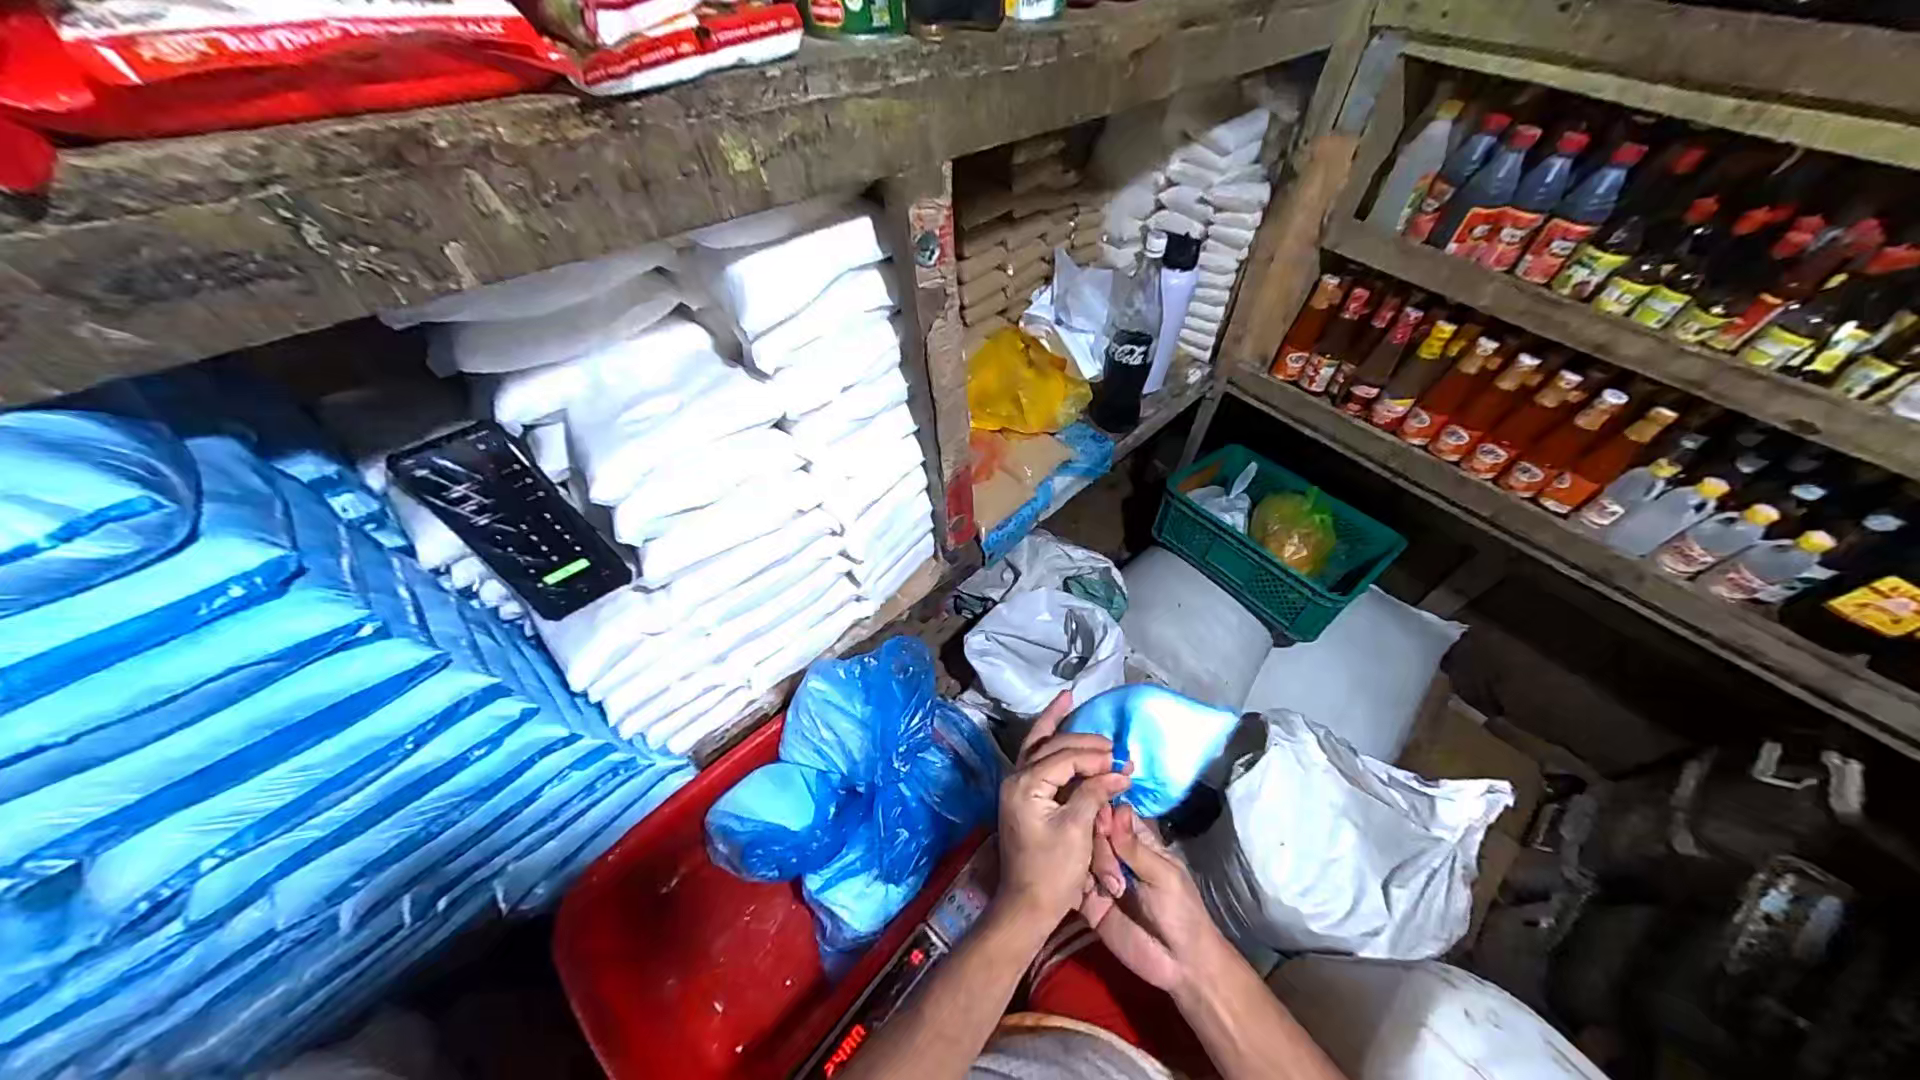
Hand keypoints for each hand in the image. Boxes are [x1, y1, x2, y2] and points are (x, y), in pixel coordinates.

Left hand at [996, 691, 1131, 923]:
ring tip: (1068, 701)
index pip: (1064, 757)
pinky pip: (1038, 762)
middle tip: (1108, 739)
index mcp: (1025, 784)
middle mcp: (1015, 779)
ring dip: (1054, 726)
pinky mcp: (1024, 797)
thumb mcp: (1078, 830)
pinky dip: (1051, 746)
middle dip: (1078, 738)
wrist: (1027, 906)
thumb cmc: (1052, 871)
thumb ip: (1095, 793)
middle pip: (1047, 744)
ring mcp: (1016, 787)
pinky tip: (1060, 731)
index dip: (1095, 757)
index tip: (1122, 760)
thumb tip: (1119, 770)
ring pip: (1037, 746)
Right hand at [1079, 803, 1226, 994]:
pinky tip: (1088, 890)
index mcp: (1139, 843)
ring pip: (1081, 853)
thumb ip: (1135, 847)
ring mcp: (1101, 877)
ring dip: (1092, 865)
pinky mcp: (1088, 901)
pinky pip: (1073, 882)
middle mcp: (1116, 855)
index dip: (1105, 813)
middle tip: (1115, 873)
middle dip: (1099, 844)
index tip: (1102, 821)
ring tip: (1112, 890)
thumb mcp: (1164, 876)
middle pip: (1094, 831)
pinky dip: (1076, 881)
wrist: (1180, 966)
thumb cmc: (1182, 913)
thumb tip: (1118, 809)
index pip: (1115, 815)